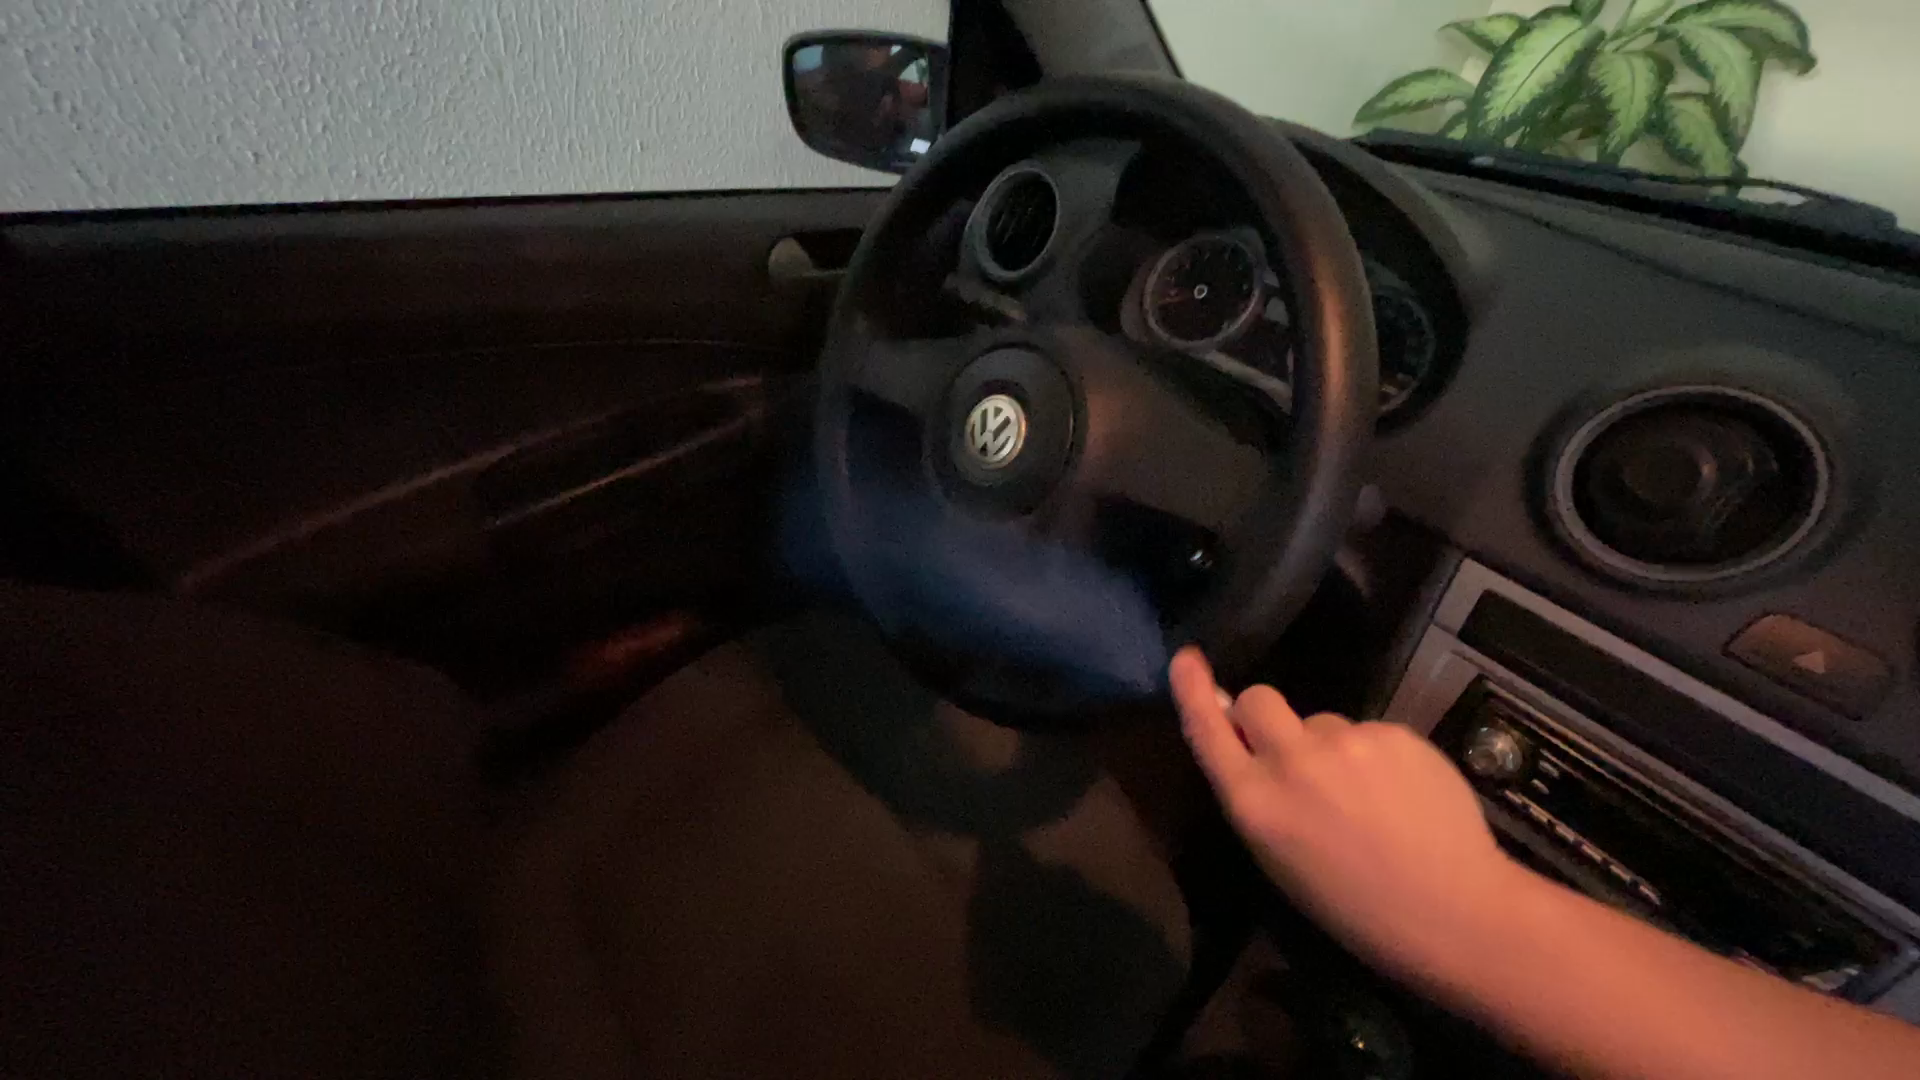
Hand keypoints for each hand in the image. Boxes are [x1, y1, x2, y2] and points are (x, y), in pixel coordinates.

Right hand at [1168, 647, 1522, 980]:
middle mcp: (1291, 761)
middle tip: (1292, 750)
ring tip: (1367, 795)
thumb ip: (1253, 792)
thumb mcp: (1277, 856)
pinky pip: (1368, 732)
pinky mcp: (1394, 733)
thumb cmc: (1353, 904)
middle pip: (1258, 699)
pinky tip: (1401, 794)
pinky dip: (1376, 755)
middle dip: (1265, 715)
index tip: (1186, 657)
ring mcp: (1345, 742)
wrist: (1459, 916)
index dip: (1192, 689)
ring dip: (1330, 746)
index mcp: (1253, 802)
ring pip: (1320, 721)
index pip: (1206, 728)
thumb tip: (1238, 738)